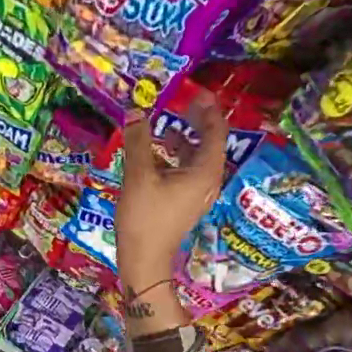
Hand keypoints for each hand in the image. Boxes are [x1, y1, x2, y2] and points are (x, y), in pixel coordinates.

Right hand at [115, 96, 227, 293]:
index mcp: (205, 171)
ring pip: (196, 158)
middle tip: (181, 101)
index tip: (194, 91)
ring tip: (165, 125)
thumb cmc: (145, 218)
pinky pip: (186, 171)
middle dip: (196, 121)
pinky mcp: (186, 203)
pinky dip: (175, 157)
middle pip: (209, 142)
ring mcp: (198, 194)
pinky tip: (155, 153)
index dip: (207, 108)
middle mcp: (208, 181)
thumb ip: (138, 141)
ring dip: (183, 139)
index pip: (216, 131)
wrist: (144, 260)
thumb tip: (136, 112)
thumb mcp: (139, 176)